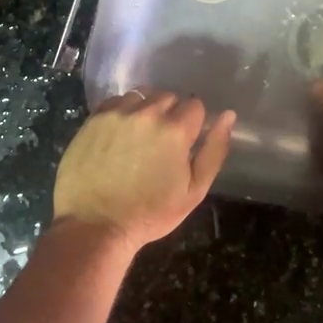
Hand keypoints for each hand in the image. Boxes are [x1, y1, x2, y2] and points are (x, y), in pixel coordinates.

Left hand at [52, 89, 234, 252]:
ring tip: (139, 137)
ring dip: (146, 110)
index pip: (195, 105)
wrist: (94, 226)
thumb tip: (228, 115)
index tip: (184, 144)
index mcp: (175, 129)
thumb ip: (214, 150)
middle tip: (161, 144)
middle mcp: (147, 112)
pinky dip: (123, 112)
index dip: (193, 124)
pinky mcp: (94, 117)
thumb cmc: (149, 214)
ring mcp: (118, 112)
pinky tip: (119, 135)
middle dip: (170, 115)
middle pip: (169, 97)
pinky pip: (117, 101)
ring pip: (143, 96)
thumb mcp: (193, 191)